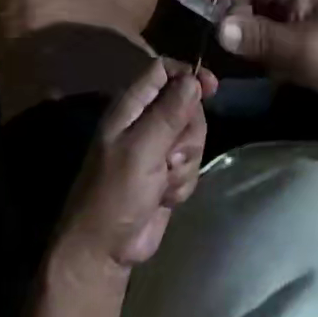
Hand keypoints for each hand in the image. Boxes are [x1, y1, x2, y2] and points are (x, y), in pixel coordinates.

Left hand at [52, 58, 216, 277]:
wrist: (106, 247)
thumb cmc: (116, 192)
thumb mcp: (142, 149)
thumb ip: (169, 113)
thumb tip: (193, 78)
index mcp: (131, 104)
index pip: (163, 69)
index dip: (188, 74)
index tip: (211, 88)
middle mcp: (145, 118)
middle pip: (186, 102)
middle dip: (188, 131)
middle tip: (171, 155)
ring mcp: (157, 145)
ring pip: (192, 134)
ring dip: (185, 161)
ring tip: (164, 179)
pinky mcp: (167, 170)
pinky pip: (191, 162)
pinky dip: (183, 181)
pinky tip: (166, 195)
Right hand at [215, 0, 317, 114]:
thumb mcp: (301, 48)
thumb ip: (259, 36)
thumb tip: (219, 27)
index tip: (200, 9)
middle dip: (234, 17)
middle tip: (211, 37)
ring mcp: (303, 19)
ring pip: (261, 21)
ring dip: (246, 36)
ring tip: (226, 52)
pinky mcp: (305, 42)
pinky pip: (273, 40)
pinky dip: (261, 50)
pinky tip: (250, 63)